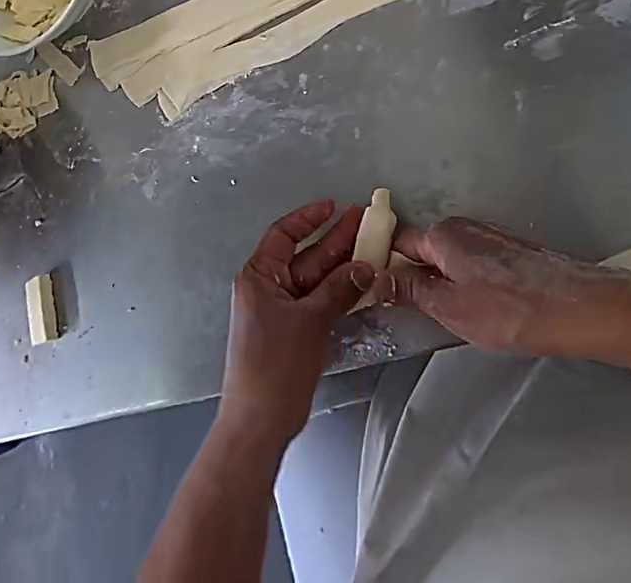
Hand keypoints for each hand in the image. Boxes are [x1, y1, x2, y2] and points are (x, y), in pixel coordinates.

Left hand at [217, 200, 375, 445]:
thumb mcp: (311, 320)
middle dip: (334, 239)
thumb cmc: (275, 365)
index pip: (283, 234)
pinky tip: (362, 282)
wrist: (259, 423)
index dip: (308, 218)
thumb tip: (365, 268)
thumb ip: (339, 289)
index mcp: (259, 277)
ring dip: (342, 266)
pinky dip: (339, 292)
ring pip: (315, 279)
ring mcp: (282, 312)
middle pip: (304, 255)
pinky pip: (319, 301)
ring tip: (371, 246)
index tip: (333, 206)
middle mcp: (268, 289)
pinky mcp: (294, 332)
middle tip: (365, 221)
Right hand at [377, 217, 630, 358]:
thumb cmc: (509, 311)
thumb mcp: (450, 308)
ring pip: (448, 258)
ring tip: (436, 315)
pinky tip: (472, 308)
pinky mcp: (509, 252)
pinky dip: (462, 281)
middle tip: (402, 312)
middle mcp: (464, 227)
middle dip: (411, 276)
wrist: (579, 310)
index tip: (373, 290)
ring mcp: (489, 237)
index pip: (399, 242)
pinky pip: (470, 263)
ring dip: (438, 281)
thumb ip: (411, 290)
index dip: (383, 264)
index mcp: (443, 234)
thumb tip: (378, 276)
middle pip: (423, 249)